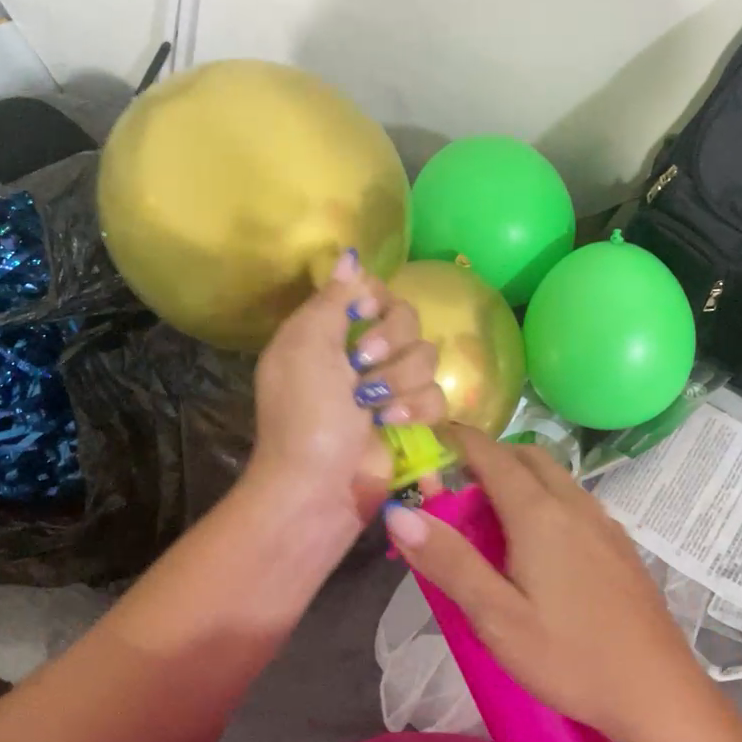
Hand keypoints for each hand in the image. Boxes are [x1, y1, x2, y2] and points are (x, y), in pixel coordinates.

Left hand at [248, 250, 446, 523]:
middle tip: (362, 367)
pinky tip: (393, 422)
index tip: (364, 311)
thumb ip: (332, 298)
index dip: (376, 298)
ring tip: (373, 408)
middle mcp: (362, 354)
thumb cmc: (303, 414)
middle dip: (389, 343)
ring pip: (427, 357)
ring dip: (399, 381)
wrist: (318, 486)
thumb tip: (349, 255)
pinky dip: (417, 408)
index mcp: (330, 332)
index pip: (373, 290)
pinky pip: (438, 395)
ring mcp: (390, 388)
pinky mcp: (412, 419)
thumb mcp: (306, 346)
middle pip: (407, 319)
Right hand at [385, 424, 705, 741]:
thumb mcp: (497, 617)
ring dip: (520, 478)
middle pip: (529, 457)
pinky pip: (575, 502)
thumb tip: (400, 513)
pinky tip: (537, 546)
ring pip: (556, 478)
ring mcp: (604, 523)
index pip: (493, 456)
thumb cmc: (569, 657)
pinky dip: (545, 500)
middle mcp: (575, 505)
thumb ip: (450, 562)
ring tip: (489, 517)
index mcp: (540, 514)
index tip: (432, 437)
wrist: (656, 688)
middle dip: (491, 457)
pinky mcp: (620, 545)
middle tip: (456, 485)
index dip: (461, 441)